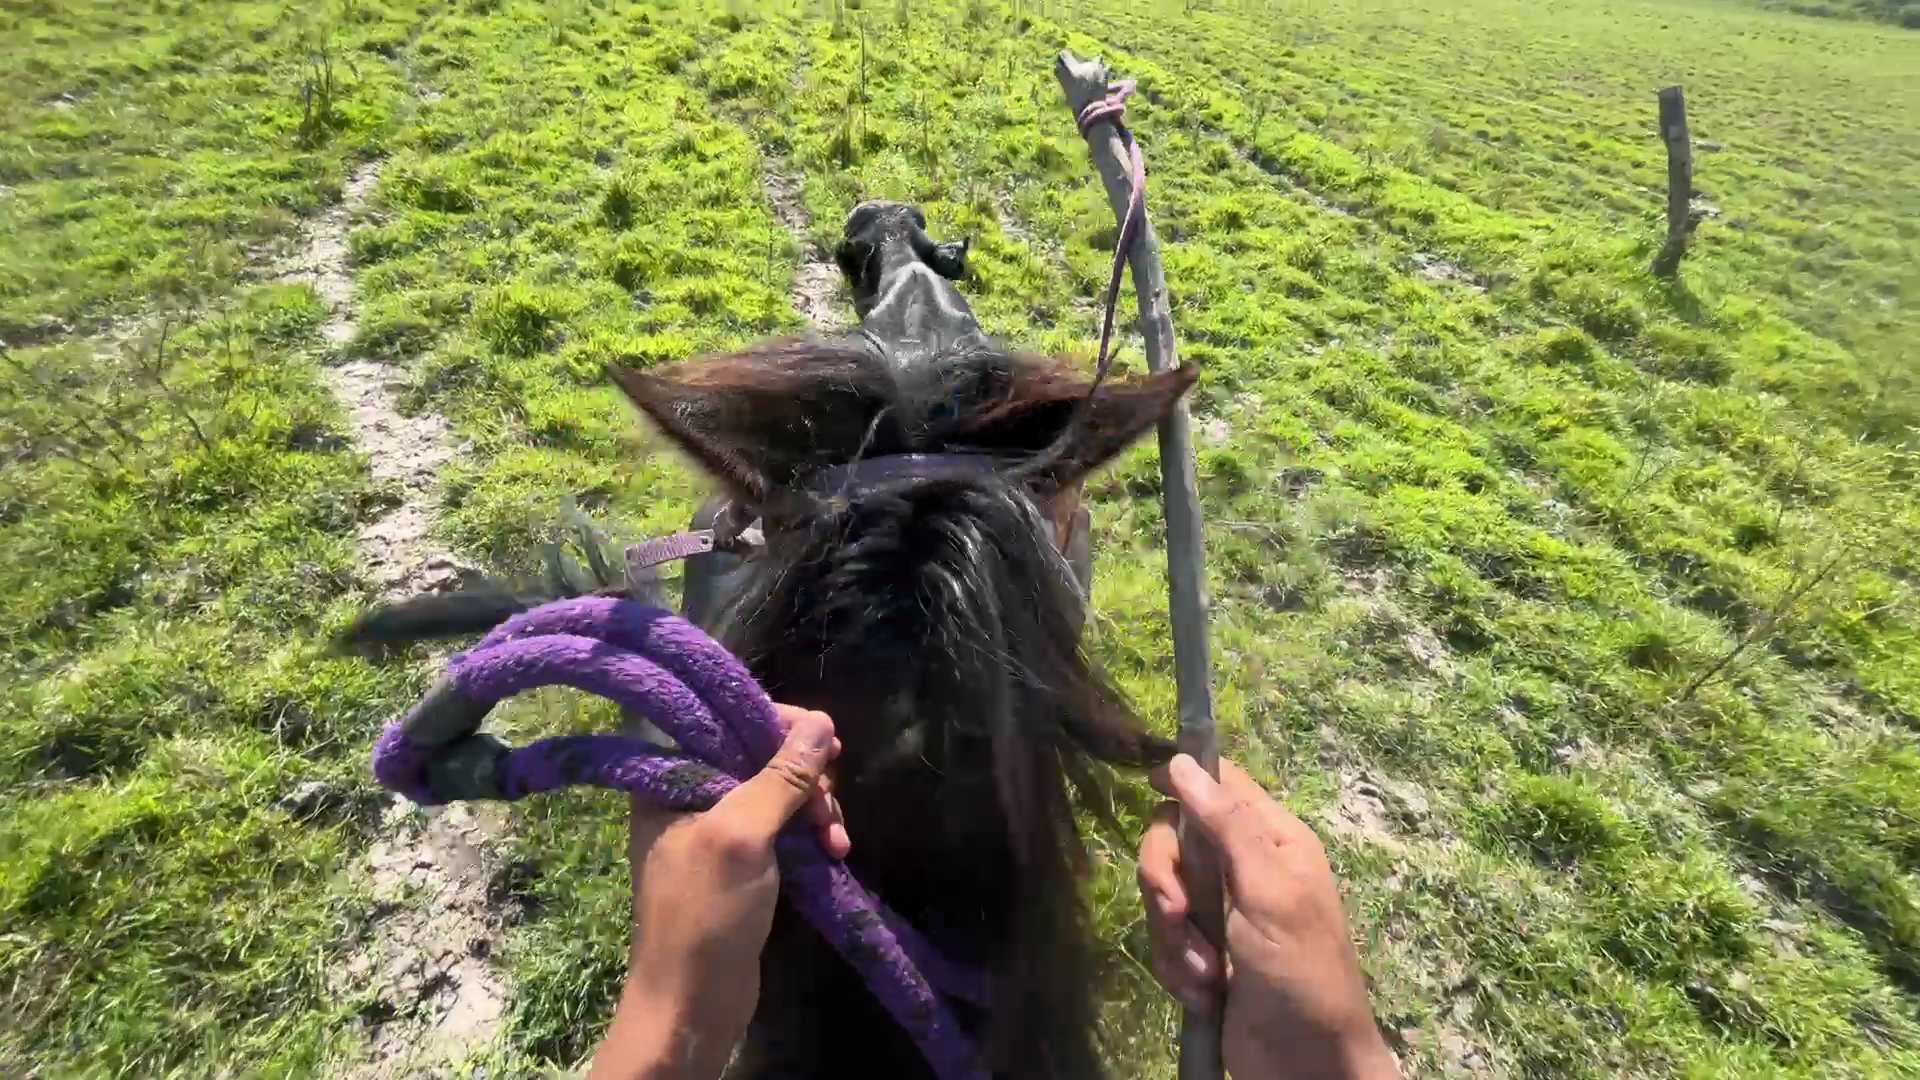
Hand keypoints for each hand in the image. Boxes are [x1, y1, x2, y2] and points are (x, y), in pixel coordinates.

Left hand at [589, 706, 845, 1079]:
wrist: (692, 1007)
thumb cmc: (705, 912)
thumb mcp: (743, 834)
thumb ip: (781, 775)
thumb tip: (822, 720)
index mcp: (673, 776)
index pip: (729, 720)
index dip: (779, 723)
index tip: (824, 740)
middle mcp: (694, 792)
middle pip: (764, 754)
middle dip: (807, 775)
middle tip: (827, 804)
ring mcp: (720, 826)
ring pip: (782, 789)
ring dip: (816, 806)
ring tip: (836, 838)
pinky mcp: (743, 856)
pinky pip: (785, 823)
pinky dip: (813, 831)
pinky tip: (835, 850)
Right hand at [1139, 755, 1398, 1079]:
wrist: (1304, 1069)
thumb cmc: (1301, 971)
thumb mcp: (1268, 891)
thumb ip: (1225, 824)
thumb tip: (1181, 761)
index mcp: (1270, 839)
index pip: (1218, 783)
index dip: (1182, 780)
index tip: (1148, 787)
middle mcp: (1241, 864)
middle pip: (1173, 836)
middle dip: (1167, 880)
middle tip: (1180, 914)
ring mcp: (1219, 906)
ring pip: (1162, 888)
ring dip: (1175, 935)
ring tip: (1205, 971)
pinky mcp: (1200, 945)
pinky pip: (1164, 933)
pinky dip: (1177, 964)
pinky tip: (1204, 990)